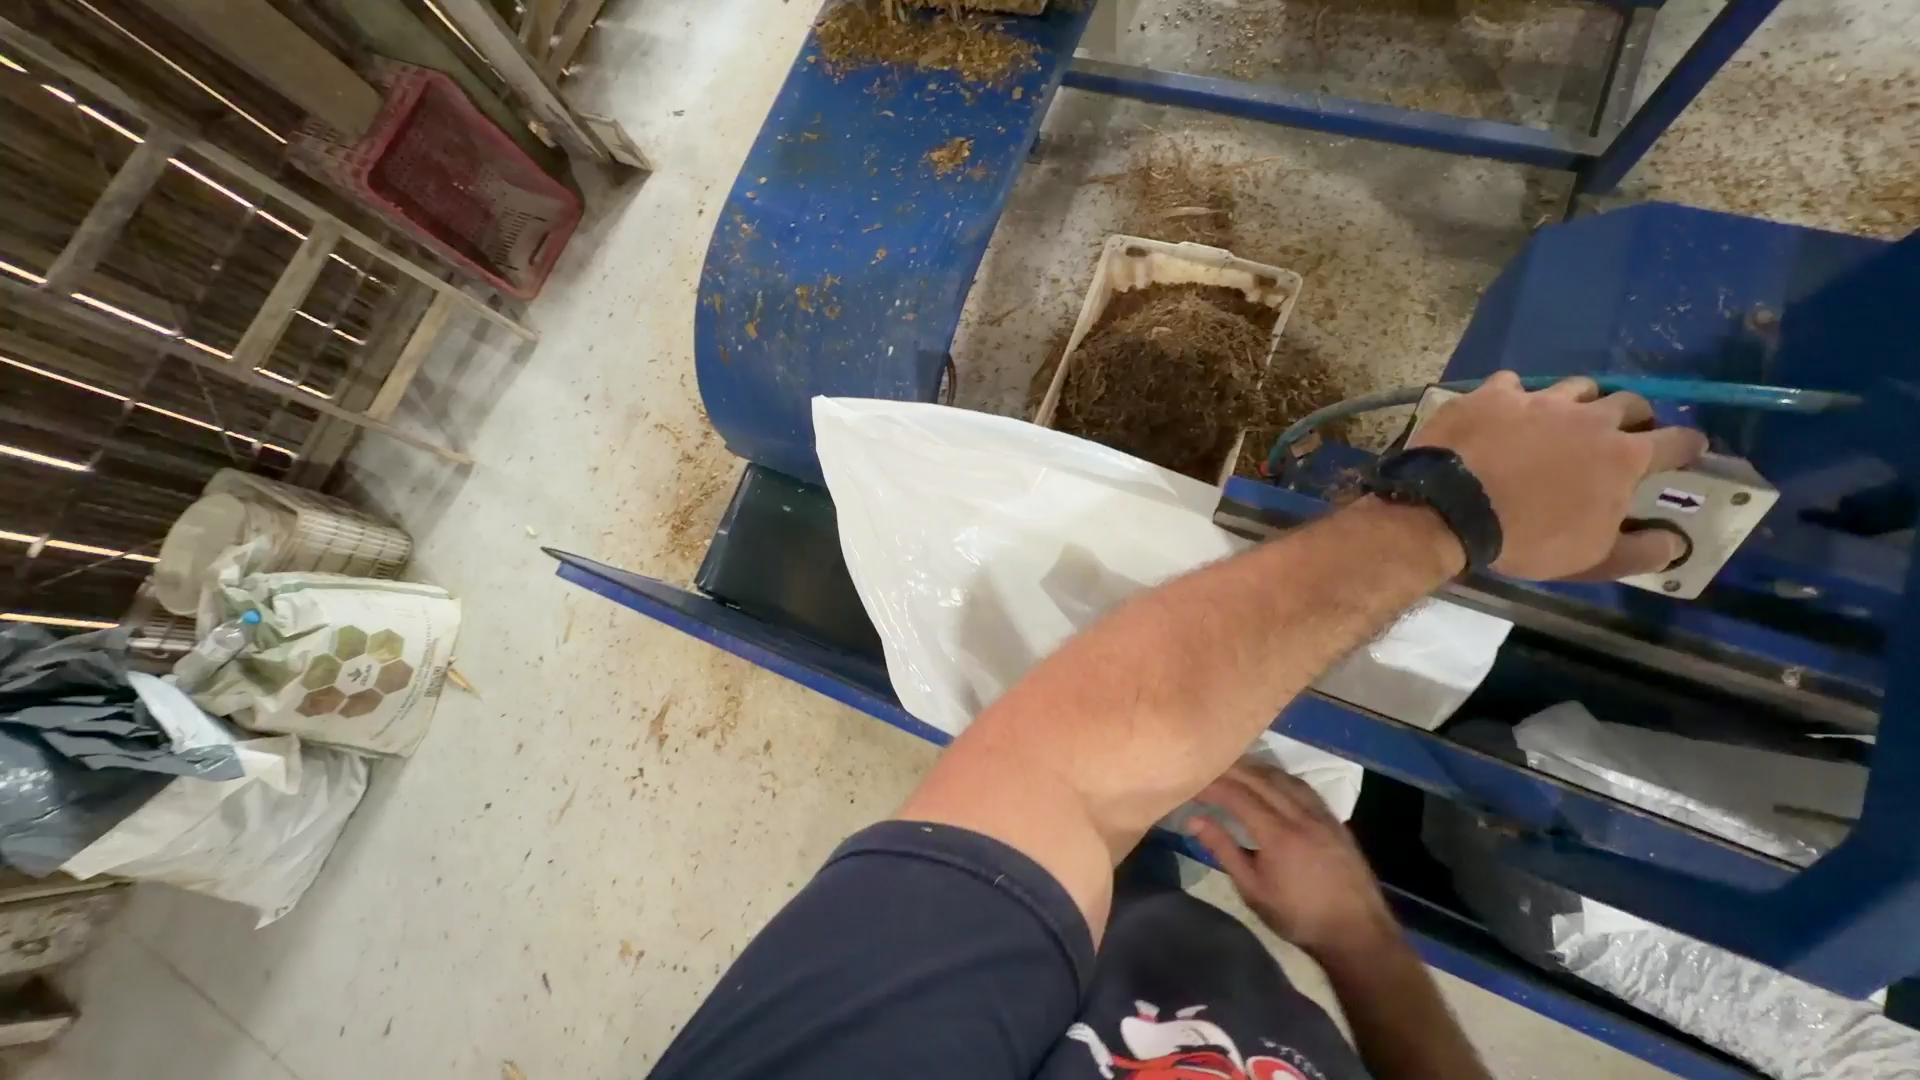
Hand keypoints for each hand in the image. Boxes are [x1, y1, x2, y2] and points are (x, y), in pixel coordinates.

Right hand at [1188, 764, 1398, 962]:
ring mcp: (1321, 815)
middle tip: (1207, 765)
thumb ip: (1223, 850)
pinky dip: (1280, 777)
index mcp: (1277, 834)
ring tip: (1234, 766)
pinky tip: (1270, 779)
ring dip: (1255, 768)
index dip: (1213, 784)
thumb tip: (1194, 820)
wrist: (1357, 935)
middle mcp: (1300, 816)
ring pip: (1283, 777)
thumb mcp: (1253, 890)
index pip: (1237, 795)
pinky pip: (1303, 787)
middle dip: (1230, 768)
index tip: (1193, 781)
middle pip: (1260, 779)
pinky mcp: (1335, 820)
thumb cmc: (1298, 917)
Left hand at [1407, 372, 1707, 579]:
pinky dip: (1511, 396)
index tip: (1683, 451)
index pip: (1678, 441)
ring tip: (1563, 419)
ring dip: (1578, 401)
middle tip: (1619, 434)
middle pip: (1629, 403)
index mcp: (1623, 455)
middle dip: (1634, 417)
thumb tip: (1675, 543)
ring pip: (1576, 387)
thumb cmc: (1524, 538)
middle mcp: (1588, 417)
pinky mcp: (1488, 396)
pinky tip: (1502, 410)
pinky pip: (1509, 383)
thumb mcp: (1592, 559)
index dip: (1685, 447)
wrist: (1447, 510)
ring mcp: (1536, 400)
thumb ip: (1641, 551)